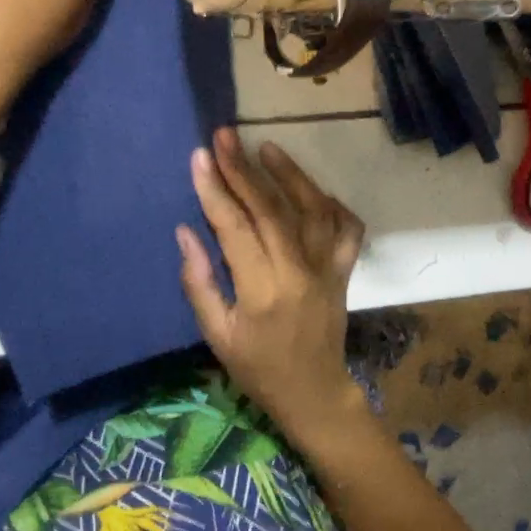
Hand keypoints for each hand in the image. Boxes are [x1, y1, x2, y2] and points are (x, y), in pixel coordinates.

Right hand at [176, 129, 367, 431]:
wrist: (314, 393)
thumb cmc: (258, 368)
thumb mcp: (217, 335)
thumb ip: (200, 283)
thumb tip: (185, 232)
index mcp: (262, 291)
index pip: (235, 229)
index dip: (216, 191)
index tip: (200, 157)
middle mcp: (299, 272)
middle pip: (271, 210)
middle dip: (244, 170)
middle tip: (224, 137)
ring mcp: (328, 269)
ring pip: (312, 210)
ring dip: (289, 175)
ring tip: (264, 147)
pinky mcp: (344, 270)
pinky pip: (345, 228)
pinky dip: (332, 204)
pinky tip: (312, 188)